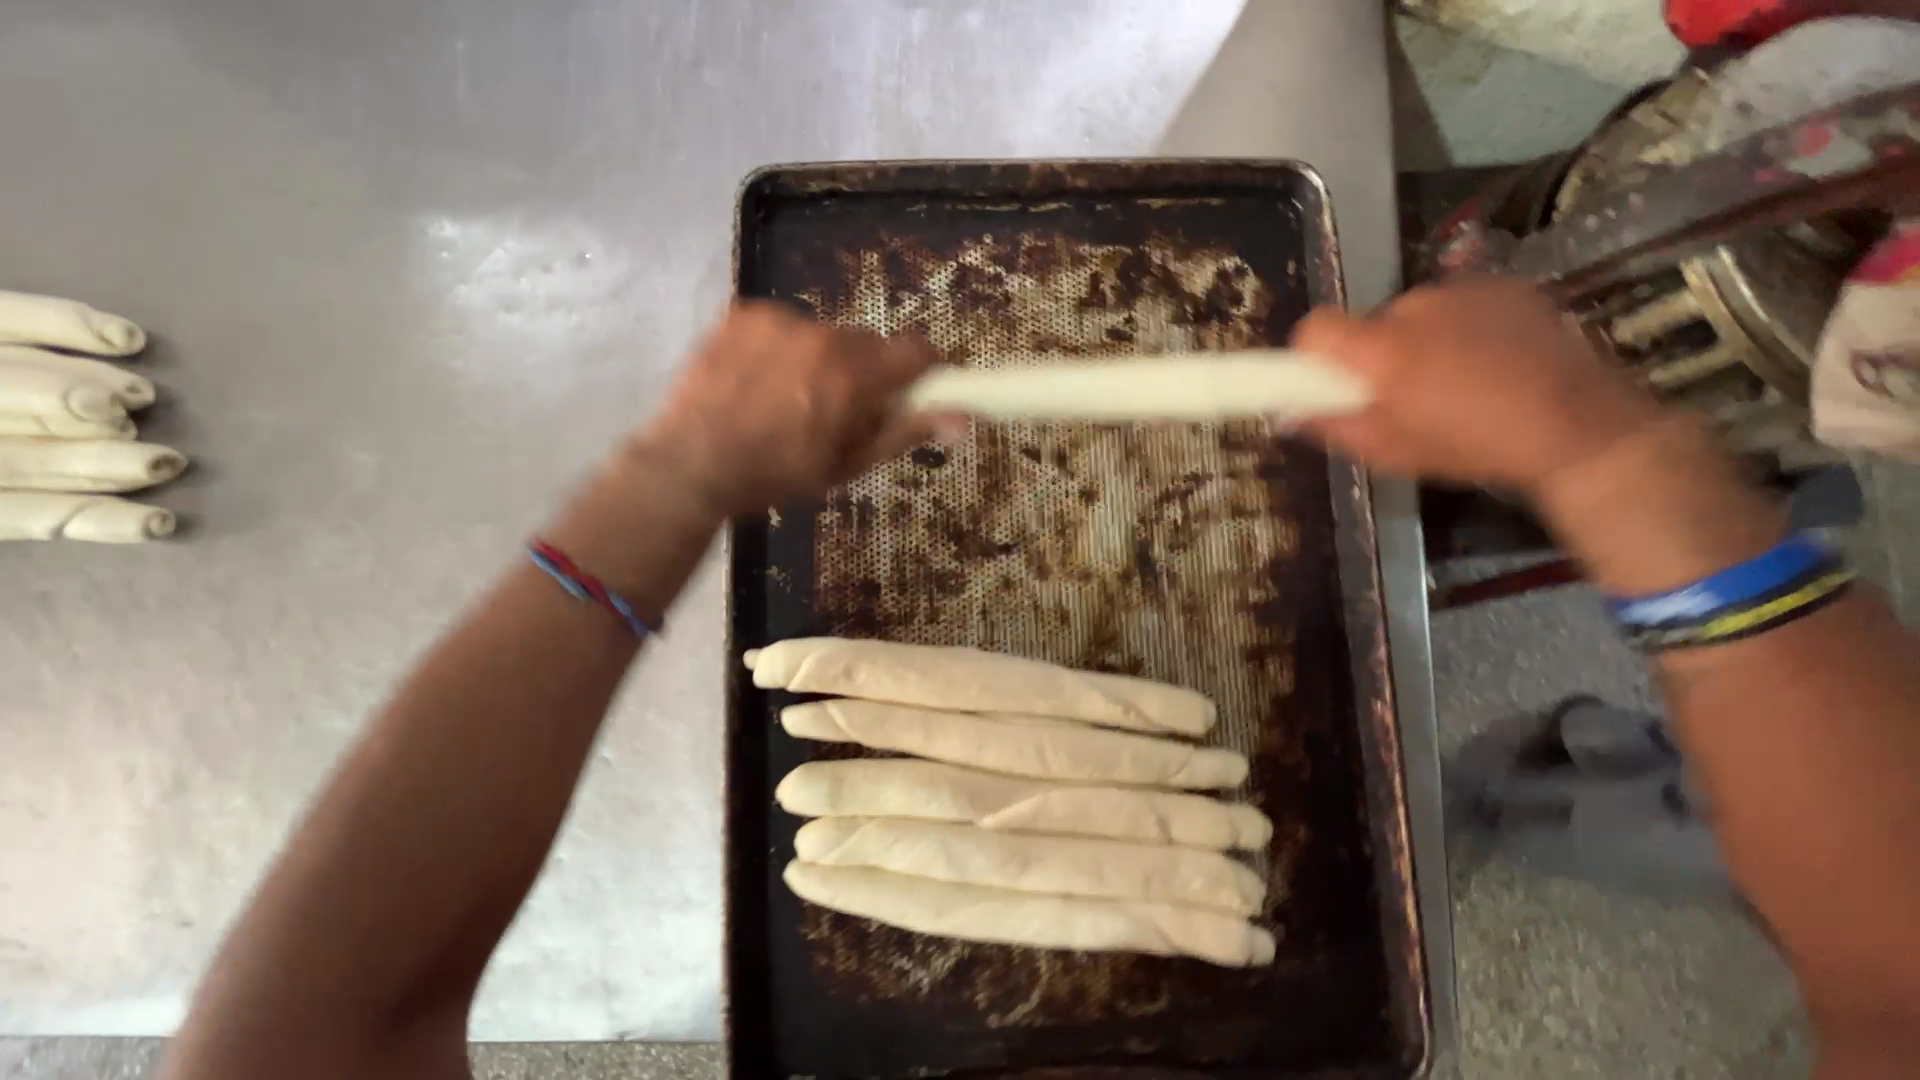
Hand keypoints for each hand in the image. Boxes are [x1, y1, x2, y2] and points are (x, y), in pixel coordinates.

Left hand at [628, 302, 943, 517]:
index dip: (924, 369)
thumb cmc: (775, 476)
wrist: (689, 465)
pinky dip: (780, 349)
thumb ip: (905, 433)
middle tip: (838, 409)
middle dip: (865, 372)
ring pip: (824, 335)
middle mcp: (822, 337)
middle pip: (868, 344)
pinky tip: (756, 382)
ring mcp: (779, 320)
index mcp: (854, 377)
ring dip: (820, 360)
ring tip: (785, 399)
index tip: (916, 389)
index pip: (917, 350)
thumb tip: (964, 420)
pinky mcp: (743, 314)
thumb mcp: (846, 465)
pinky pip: (782, 326)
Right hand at [1293, 278, 1664, 498]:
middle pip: (1368, 324)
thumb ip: (1333, 427)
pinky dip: (1461, 327)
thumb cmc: (1475, 447)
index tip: (1330, 381)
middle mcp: (1415, 308)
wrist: (1579, 426)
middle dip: (1377, 355)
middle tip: (1406, 394)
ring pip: (1414, 315)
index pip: (1315, 328)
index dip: (1314, 354)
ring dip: (1422, 341)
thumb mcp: (1393, 453)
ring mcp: (1464, 291)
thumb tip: (1290, 413)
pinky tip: (1491, 359)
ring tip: (1458, 379)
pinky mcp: (1504, 284)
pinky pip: (1458, 303)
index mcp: (1382, 352)